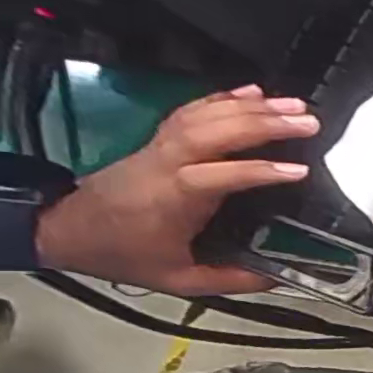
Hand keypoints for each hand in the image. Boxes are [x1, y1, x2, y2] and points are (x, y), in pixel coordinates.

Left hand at [35, 85, 317, 293]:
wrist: (64, 230)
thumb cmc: (123, 254)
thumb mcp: (179, 280)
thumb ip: (231, 280)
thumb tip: (277, 278)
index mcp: (171, 200)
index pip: (217, 176)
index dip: (259, 171)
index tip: (299, 170)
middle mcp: (165, 164)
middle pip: (214, 132)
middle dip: (264, 123)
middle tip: (307, 121)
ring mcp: (161, 147)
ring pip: (206, 115)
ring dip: (254, 106)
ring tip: (295, 105)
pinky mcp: (160, 139)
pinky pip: (192, 110)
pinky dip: (225, 97)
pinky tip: (254, 92)